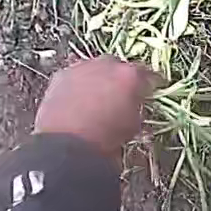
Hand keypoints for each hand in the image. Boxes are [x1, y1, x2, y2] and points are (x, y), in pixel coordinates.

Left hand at [33, 57, 153, 161]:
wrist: (68, 145)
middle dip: (121, 79)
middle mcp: (108, 65)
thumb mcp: (134, 125)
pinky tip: (77, 100)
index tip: (147, 92)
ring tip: (96, 98)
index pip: (148, 75)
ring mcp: (83, 67)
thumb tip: (133, 105)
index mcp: (131, 76)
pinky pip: (75, 76)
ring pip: (96, 68)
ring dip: (99, 79)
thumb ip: (136, 107)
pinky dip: (78, 84)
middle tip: (120, 95)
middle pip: (119, 66)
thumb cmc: (106, 139)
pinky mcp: (61, 75)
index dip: (148, 85)